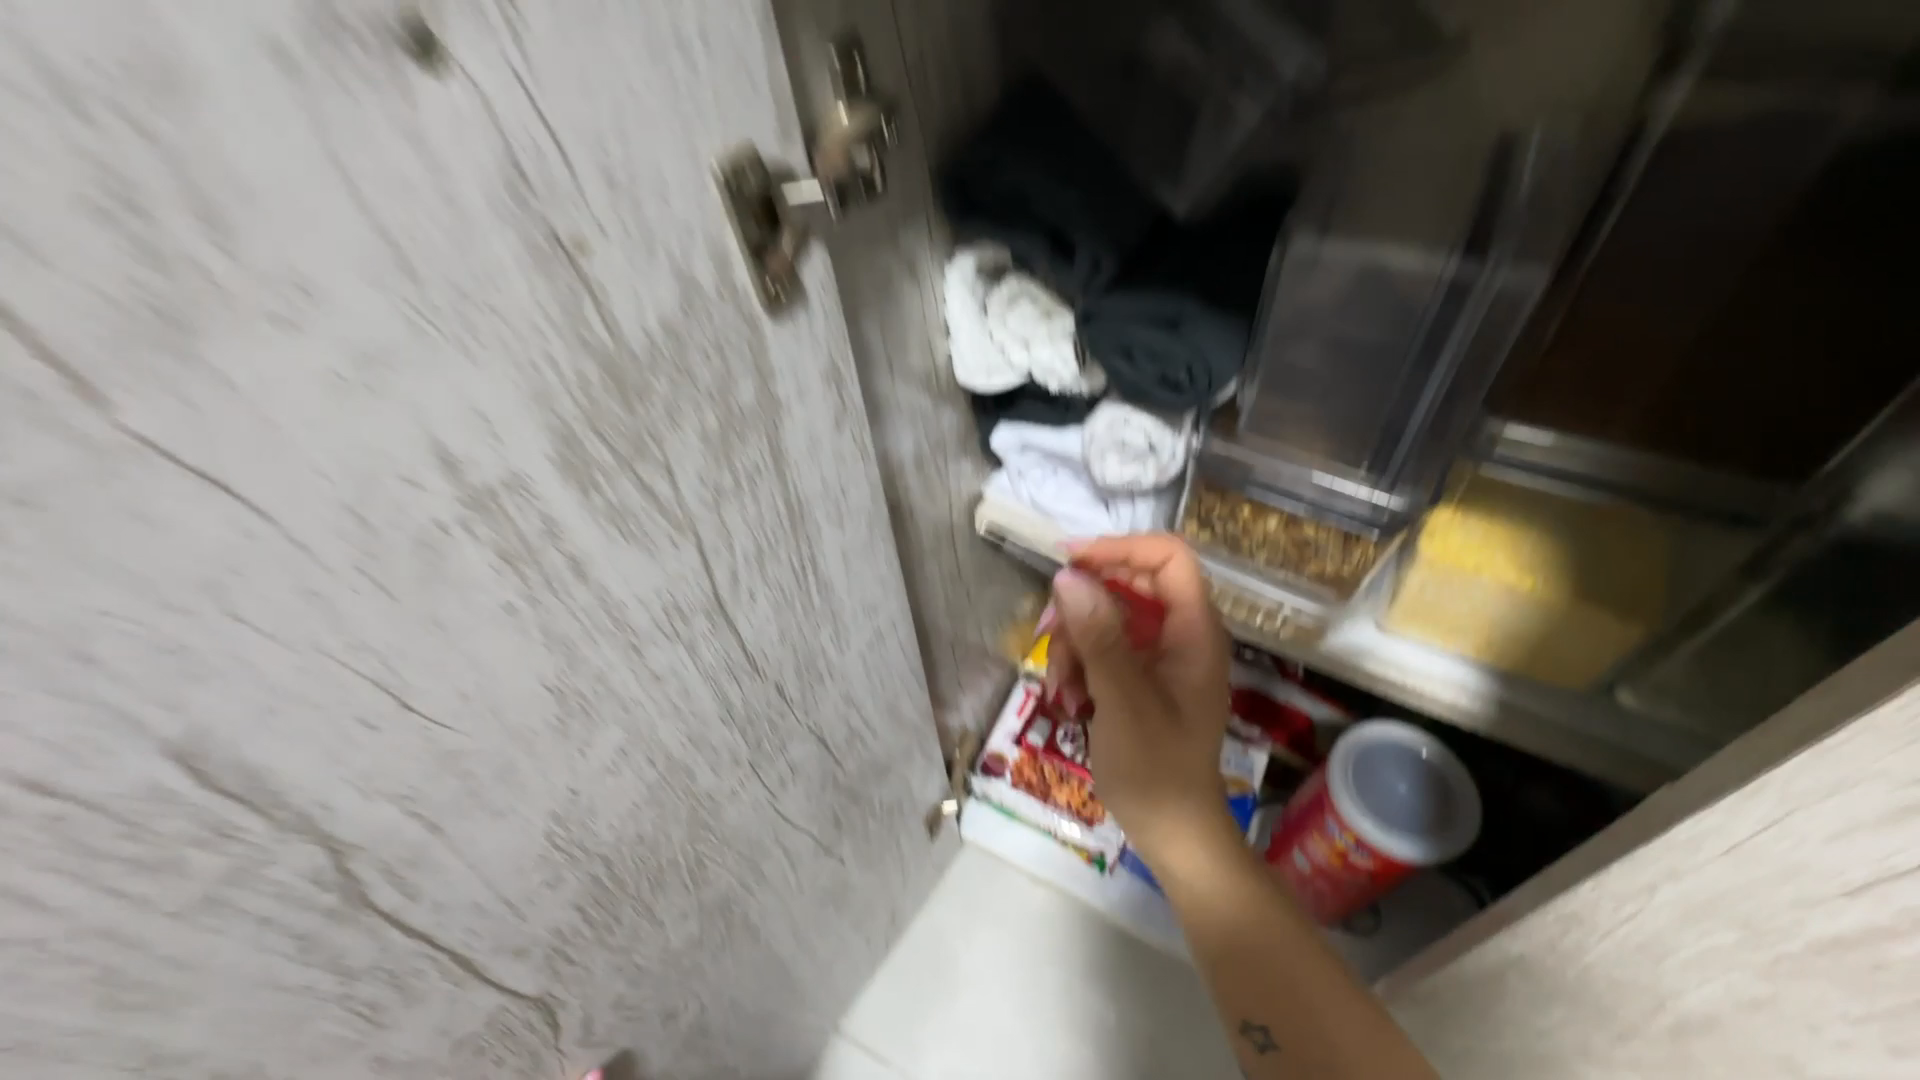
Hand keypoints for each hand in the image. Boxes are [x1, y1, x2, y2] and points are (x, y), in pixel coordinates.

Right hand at [1047, 534, 1237, 861]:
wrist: (1174, 832)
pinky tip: (1071, 699)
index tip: (1068, 562)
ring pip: (1109, 618)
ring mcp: (1163, 657)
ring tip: (1062, 686)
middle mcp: (1182, 634)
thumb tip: (1068, 576)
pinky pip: (1106, 649)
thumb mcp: (1123, 699)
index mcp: (1195, 630)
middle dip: (1084, 607)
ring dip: (1076, 643)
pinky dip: (1082, 666)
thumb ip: (1099, 635)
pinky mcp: (1143, 679)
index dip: (1119, 549)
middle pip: (1129, 585)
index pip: (1167, 556)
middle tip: (1049, 634)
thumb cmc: (1156, 768)